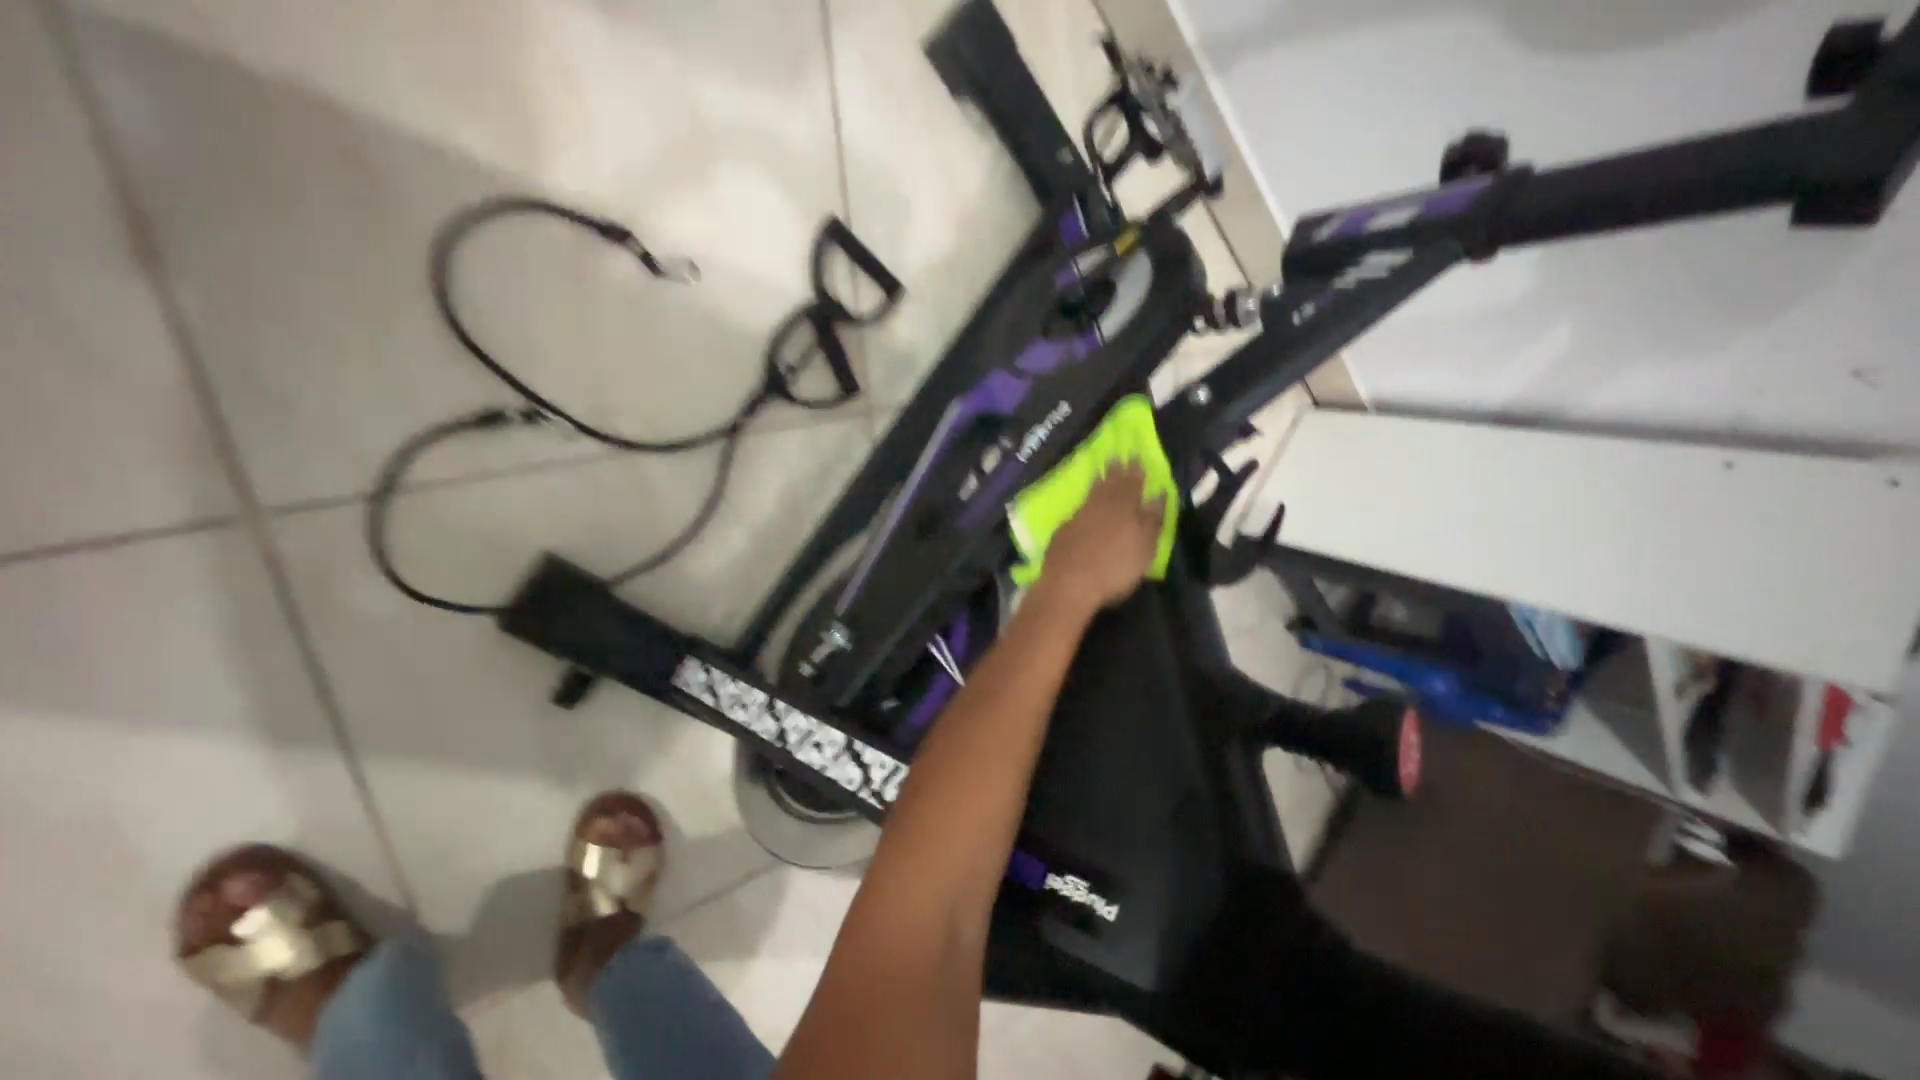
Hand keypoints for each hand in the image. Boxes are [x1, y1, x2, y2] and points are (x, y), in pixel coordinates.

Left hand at [1034, 462, 1167, 614]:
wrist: (1069, 583)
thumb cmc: (1115, 569)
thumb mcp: (1144, 547)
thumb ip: (1152, 519)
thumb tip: (1159, 493)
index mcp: (1125, 508)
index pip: (1133, 484)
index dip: (1136, 471)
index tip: (1137, 457)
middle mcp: (1101, 506)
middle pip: (1111, 484)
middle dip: (1117, 470)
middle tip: (1118, 456)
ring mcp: (1079, 516)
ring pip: (1092, 493)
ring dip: (1098, 481)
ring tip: (1101, 470)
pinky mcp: (1064, 530)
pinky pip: (1078, 508)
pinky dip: (1083, 501)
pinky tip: (1083, 504)